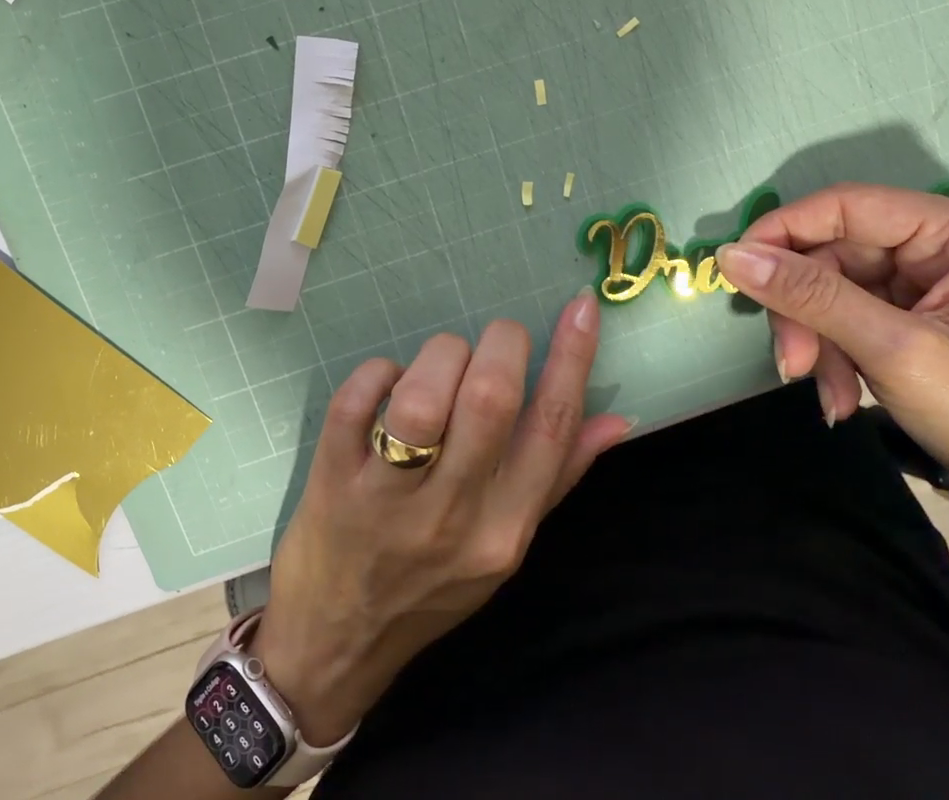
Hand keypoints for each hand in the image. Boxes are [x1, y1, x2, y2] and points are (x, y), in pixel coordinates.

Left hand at [249, 292, 630, 744]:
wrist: (338, 642)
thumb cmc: (428, 589)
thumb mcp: (504, 548)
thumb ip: (557, 480)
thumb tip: (615, 420)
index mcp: (506, 528)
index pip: (551, 429)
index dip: (573, 360)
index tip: (581, 306)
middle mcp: (453, 514)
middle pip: (490, 400)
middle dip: (500, 345)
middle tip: (496, 339)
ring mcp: (388, 500)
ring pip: (422, 397)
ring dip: (439, 356)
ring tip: (439, 363)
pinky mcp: (333, 482)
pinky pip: (355, 403)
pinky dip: (377, 372)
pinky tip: (387, 380)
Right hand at [716, 185, 948, 523]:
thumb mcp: (894, 351)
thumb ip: (811, 297)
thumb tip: (730, 255)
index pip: (850, 206)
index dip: (784, 231)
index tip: (730, 269)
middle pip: (839, 255)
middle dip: (808, 312)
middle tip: (791, 365)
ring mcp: (938, 282)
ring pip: (839, 290)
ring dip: (821, 343)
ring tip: (831, 396)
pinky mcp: (925, 317)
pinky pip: (855, 319)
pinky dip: (839, 355)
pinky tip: (844, 396)